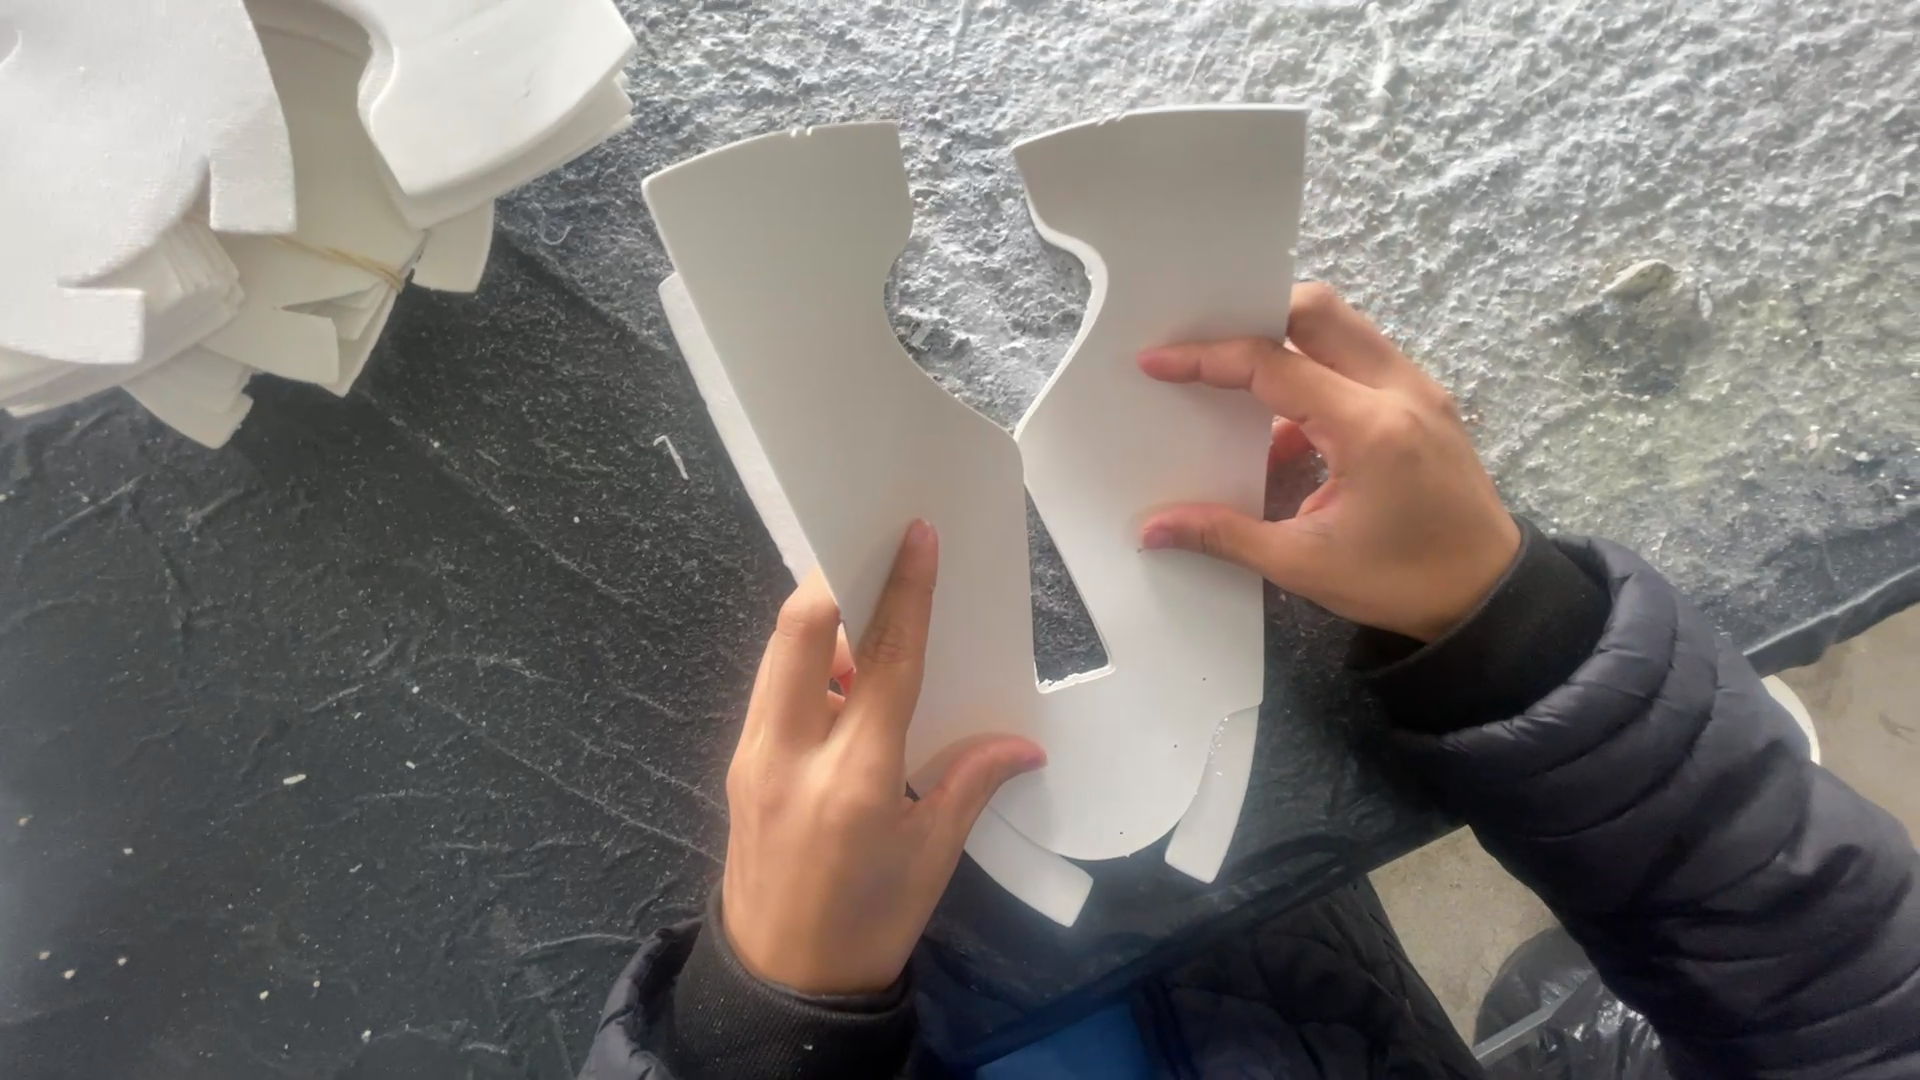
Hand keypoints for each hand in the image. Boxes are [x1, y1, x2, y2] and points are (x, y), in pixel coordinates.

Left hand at [720, 521, 1045, 994]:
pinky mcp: (739, 764)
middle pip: (797, 633)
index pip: (887, 662)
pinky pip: (771, 686)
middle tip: (870, 553)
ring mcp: (753, 756)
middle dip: (832, 579)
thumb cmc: (869, 922)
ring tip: (861, 611)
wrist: (781, 986)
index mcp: (855, 779)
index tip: (916, 535)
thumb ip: (972, 783)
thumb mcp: (933, 858)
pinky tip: (839, 675)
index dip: (906, 592)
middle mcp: (791, 754)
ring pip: (776, 653)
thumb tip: (1025, 745)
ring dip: (816, 618)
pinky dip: (804, 659)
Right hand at [1139, 283, 1519, 642]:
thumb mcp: (1303, 563)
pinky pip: (1356, 360)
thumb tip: (1153, 529)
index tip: (1159, 360)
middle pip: (1318, 311)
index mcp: (1370, 427)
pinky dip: (1311, 371)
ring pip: (1341, 327)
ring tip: (1233, 371)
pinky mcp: (1420, 402)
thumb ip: (1223, 535)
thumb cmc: (1401, 582)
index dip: (1209, 358)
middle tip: (1203, 342)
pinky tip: (1282, 425)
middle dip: (1253, 315)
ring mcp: (1416, 390)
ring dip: (1284, 337)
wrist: (1490, 596)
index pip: (1274, 364)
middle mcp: (1400, 390)